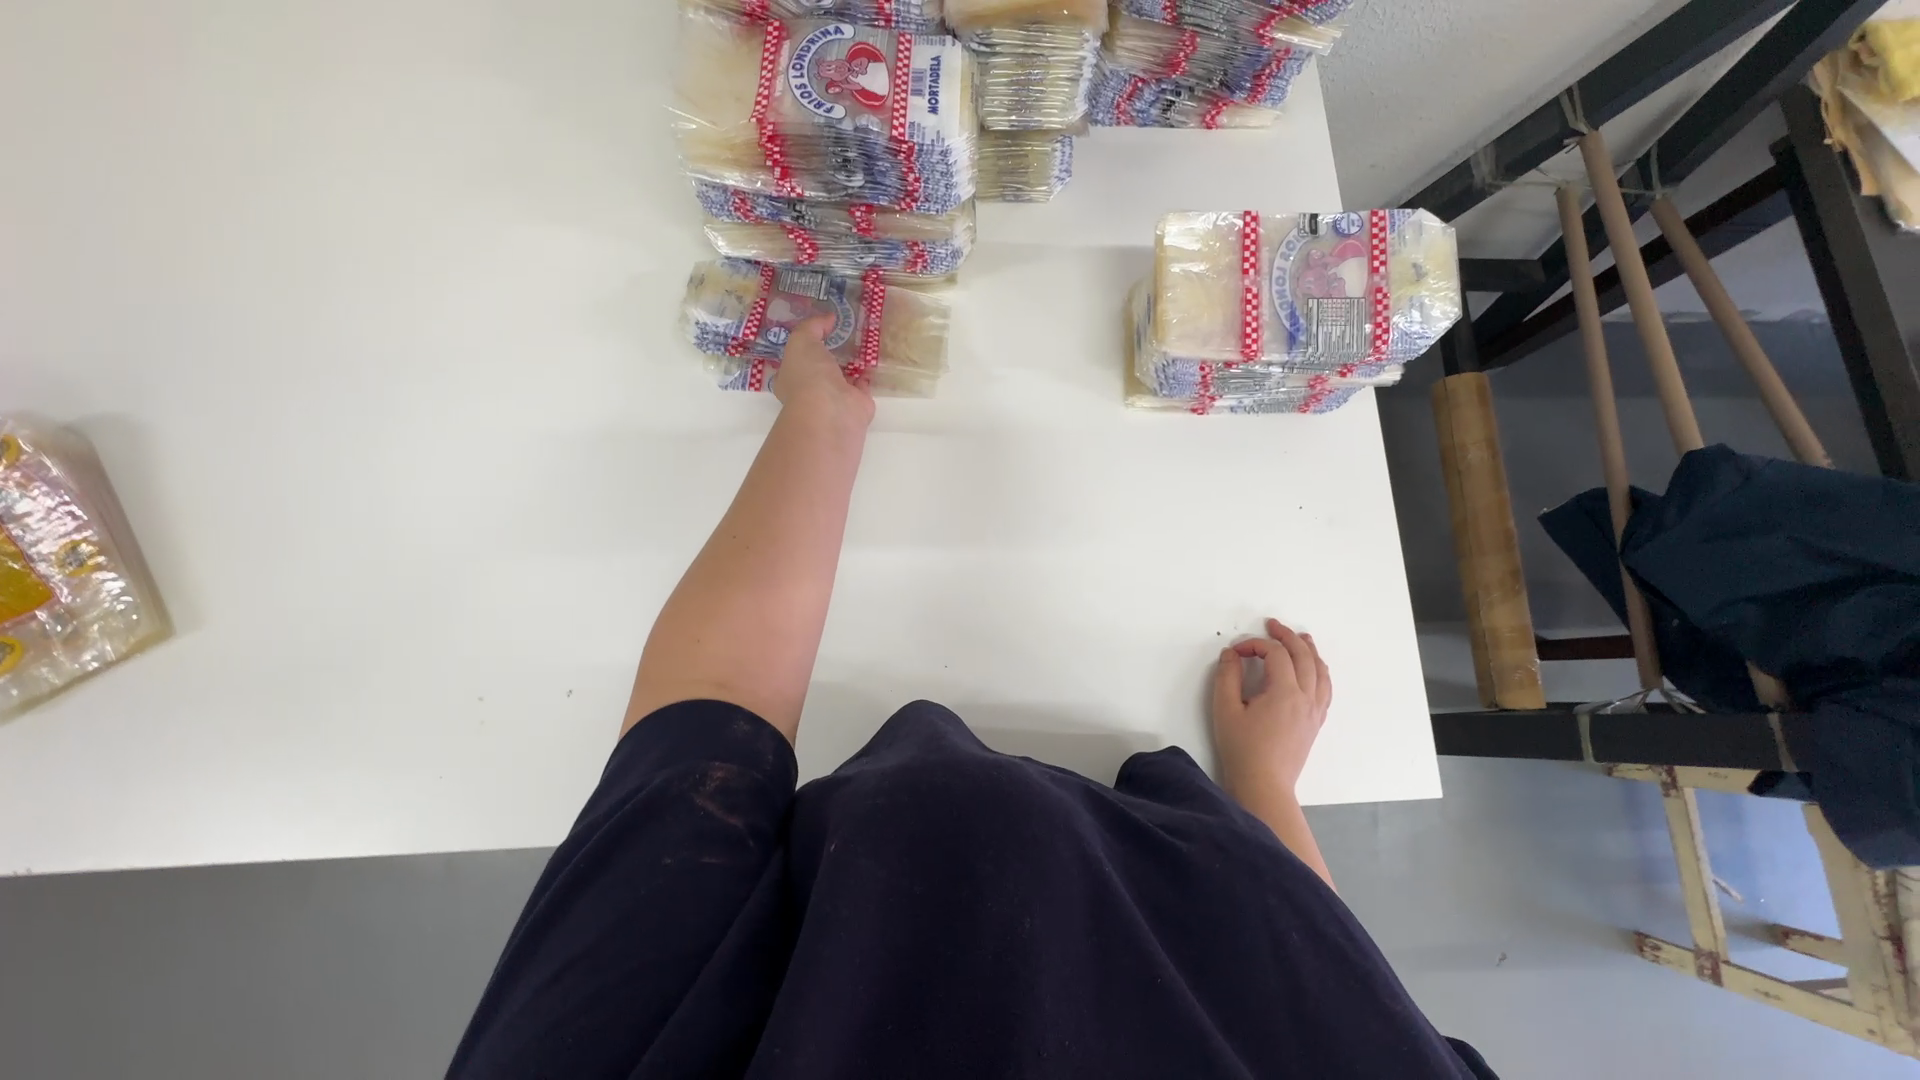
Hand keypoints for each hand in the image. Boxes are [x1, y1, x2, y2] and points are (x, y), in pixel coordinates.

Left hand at [772, 315, 874, 428]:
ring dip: (850, 361)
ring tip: (860, 338)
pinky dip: (867, 372)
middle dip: (830, 351)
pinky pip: (862, 383)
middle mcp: (811, 390)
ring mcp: (835, 398)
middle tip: (843, 330)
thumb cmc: (808, 375)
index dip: (806, 342)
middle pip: (821, 367)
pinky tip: (871, 357)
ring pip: (843, 375)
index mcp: (791, 378)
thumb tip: (829, 318)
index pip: (796, 358)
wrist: (832, 410)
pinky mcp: (858, 403)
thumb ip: (813, 326)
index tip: (819, 326)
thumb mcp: (802, 340)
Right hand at [1210, 619, 1331, 800]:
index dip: (1254, 645)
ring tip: (1302, 637)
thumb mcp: (1225, 709)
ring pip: (1320, 671)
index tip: (1235, 653)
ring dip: (1310, 650)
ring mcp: (1314, 710)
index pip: (1275, 654)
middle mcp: (1305, 697)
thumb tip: (1231, 654)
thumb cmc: (1242, 749)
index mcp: (1284, 692)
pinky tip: (1315, 669)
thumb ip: (1227, 676)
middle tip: (1272, 625)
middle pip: (1303, 656)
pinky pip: (1325, 688)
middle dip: (1287, 637)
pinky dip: (1320, 671)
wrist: (1264, 784)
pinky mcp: (1315, 722)